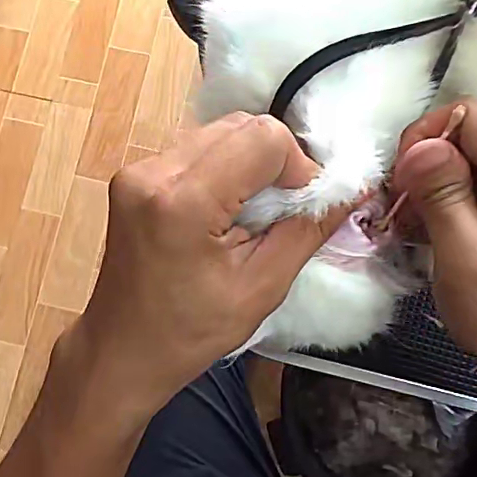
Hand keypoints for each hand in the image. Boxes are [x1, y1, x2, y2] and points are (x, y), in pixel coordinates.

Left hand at [63, 113, 344, 413]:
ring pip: (223, 132)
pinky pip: (202, 149)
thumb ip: (309, 230)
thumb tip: (353, 191)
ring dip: (255, 164)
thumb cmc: (191, 332)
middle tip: (286, 211)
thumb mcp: (263, 287)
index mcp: (183, 201)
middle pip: (243, 126)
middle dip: (279, 162)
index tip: (303, 208)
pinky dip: (231, 170)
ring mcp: (139, 169)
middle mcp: (154, 171)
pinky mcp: (137, 174)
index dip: (299, 166)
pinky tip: (231, 211)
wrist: (123, 350)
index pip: (263, 138)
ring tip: (258, 214)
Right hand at [392, 101, 476, 411]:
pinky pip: (474, 183)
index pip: (473, 117)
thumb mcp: (468, 261)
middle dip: (426, 167)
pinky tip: (429, 232)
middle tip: (401, 212)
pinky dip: (445, 202)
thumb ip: (444, 197)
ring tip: (412, 228)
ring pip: (466, 158)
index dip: (427, 140)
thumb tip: (418, 146)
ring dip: (431, 188)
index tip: (402, 184)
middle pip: (469, 135)